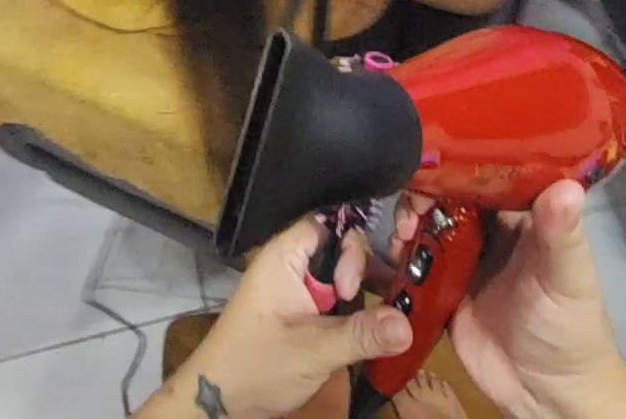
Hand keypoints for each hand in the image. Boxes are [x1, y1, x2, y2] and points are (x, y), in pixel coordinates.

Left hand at [139, 220, 412, 418]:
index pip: (325, 224)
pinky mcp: (304, 316)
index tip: (351, 288)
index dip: (348, 246)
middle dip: (362, 271)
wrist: (219, 403)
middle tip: (378, 302)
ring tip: (388, 316)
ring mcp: (298, 292)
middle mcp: (292, 266)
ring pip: (341, 277)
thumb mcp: (311, 351)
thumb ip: (358, 335)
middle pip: (339, 249)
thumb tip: (406, 324)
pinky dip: (355, 313)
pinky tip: (376, 330)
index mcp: (284, 257)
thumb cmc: (255, 365)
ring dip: (363, 296)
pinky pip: (336, 302)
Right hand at [392, 183, 625, 418]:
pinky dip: (398, 253)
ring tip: (401, 237)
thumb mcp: (567, 280)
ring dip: (406, 220)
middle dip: (421, 194)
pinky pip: (414, 260)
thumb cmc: (570, 330)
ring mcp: (460, 258)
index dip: (455, 168)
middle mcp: (486, 231)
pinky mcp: (440, 288)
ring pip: (425, 223)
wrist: (547, 399)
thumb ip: (561, 235)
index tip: (431, 169)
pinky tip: (392, 256)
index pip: (482, 177)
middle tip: (411, 212)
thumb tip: (567, 185)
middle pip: (445, 195)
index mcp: (517, 217)